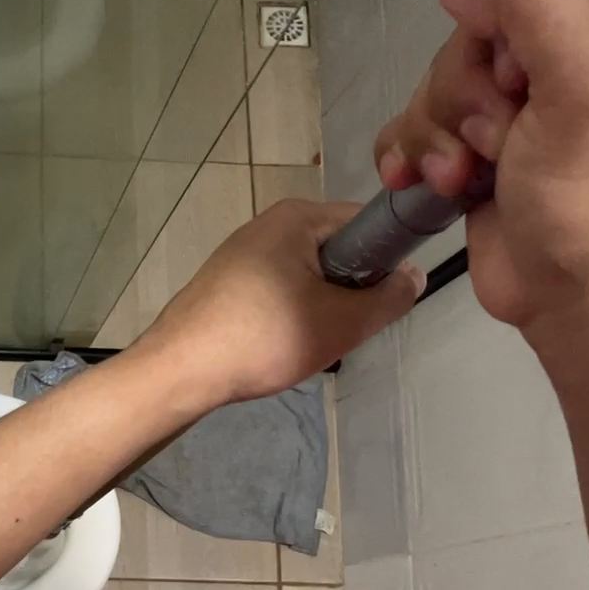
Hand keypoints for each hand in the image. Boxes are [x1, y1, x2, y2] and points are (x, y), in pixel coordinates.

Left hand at [139, 199, 423, 403]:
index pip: (368, 223)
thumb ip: (389, 298)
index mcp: (296, 216)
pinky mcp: (218, 287)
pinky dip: (279, 319)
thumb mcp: (343, 322)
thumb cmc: (262, 339)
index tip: (381, 300)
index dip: (386, 261)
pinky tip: (271, 348)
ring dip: (312, 310)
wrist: (177, 373)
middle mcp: (264, 226)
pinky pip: (270, 296)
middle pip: (334, 252)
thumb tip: (411, 277)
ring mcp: (236, 257)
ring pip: (301, 279)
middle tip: (338, 330)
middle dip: (345, 291)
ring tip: (300, 343)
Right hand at [374, 0, 588, 339]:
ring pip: (459, 64)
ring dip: (446, 124)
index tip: (528, 52)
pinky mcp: (504, 133)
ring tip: (473, 169)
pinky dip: (421, 148)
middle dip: (481, 76)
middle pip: (507, 8)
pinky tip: (436, 178)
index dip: (535, 6)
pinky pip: (434, 113)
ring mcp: (556, 85)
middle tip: (508, 124)